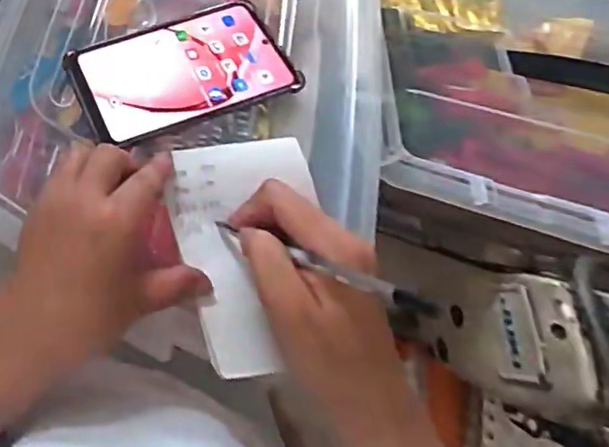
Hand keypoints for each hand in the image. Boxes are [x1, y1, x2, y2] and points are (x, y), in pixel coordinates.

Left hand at [0, 147, 211, 376]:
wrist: (36, 321)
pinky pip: (61, 169)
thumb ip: (175, 282)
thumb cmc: (94, 314)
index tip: (167, 161)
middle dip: (128, 161)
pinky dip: (77, 170)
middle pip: (110, 155)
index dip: (158, 167)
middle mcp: (87, 195)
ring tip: (108, 180)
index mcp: (117, 218)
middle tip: (137, 179)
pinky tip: (84, 193)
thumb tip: (205, 281)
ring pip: (80, 153)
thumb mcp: (140, 299)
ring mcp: (59, 194)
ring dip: (99, 159)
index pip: (144, 179)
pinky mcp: (39, 200)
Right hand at [232, 181, 439, 446]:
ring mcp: (352, 254)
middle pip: (288, 204)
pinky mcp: (348, 270)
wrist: (376, 414)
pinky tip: (276, 278)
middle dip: (257, 222)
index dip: (248, 210)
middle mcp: (348, 238)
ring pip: (295, 221)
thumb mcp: (287, 312)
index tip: (233, 240)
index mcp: (335, 243)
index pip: (278, 195)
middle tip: (240, 256)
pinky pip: (305, 241)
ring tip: (254, 268)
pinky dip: (283, 250)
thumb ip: (265, 259)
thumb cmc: (329, 364)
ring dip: (269, 237)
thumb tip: (248, 230)